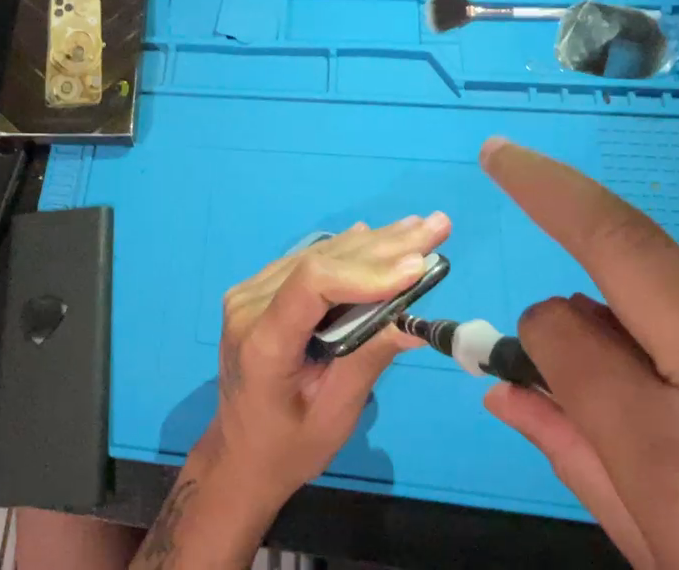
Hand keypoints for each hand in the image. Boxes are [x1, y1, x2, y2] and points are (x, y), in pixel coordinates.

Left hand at [130, 215, 452, 569]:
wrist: (241, 452)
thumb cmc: (289, 445)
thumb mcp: (334, 415)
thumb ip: (367, 361)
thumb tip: (414, 324)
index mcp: (263, 342)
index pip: (312, 285)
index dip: (366, 271)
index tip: (417, 266)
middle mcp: (250, 305)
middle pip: (321, 261)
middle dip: (385, 247)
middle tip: (436, 228)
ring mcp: (250, 293)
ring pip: (317, 256)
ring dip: (372, 244)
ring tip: (419, 228)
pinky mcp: (258, 290)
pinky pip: (306, 262)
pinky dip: (346, 252)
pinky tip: (374, 234)